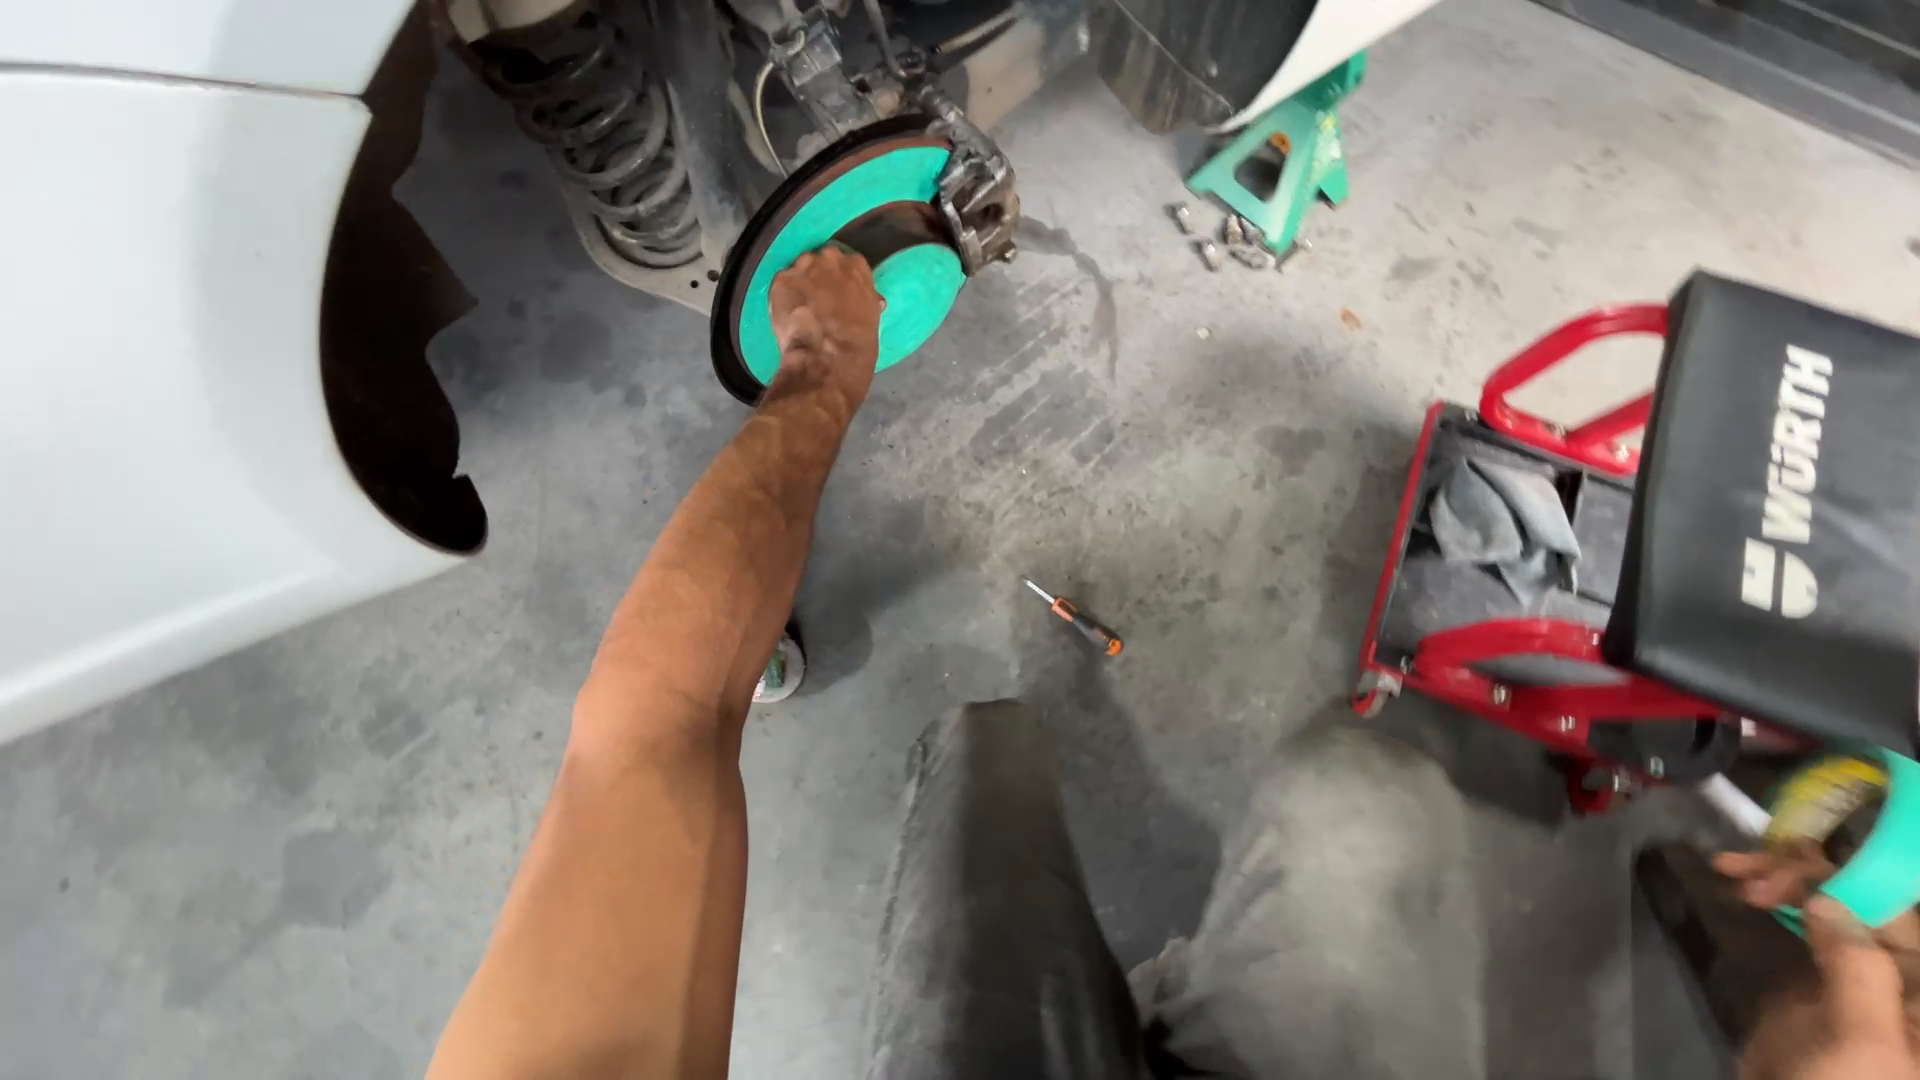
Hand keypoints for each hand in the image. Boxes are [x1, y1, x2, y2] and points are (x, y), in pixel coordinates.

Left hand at [768, 243, 882, 409]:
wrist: (828, 356)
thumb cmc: (858, 342)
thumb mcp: (872, 318)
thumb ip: (866, 301)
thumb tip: (871, 300)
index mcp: (857, 266)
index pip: (849, 264)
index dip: (842, 281)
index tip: (840, 294)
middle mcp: (830, 258)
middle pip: (822, 262)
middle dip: (820, 278)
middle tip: (820, 301)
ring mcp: (802, 267)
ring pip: (800, 271)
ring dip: (800, 286)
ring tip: (801, 309)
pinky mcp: (781, 280)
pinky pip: (782, 285)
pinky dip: (784, 298)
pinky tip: (789, 315)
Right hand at [1718, 846, 1919, 1078]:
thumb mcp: (1864, 1043)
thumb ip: (1857, 970)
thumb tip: (1827, 900)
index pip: (1899, 914)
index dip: (1847, 876)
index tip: (1783, 858)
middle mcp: (1905, 981)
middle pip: (1863, 904)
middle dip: (1804, 874)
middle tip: (1740, 869)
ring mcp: (1863, 982)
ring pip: (1831, 908)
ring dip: (1783, 880)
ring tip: (1730, 872)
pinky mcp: (1821, 985)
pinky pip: (1806, 928)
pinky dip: (1776, 901)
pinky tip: (1742, 889)